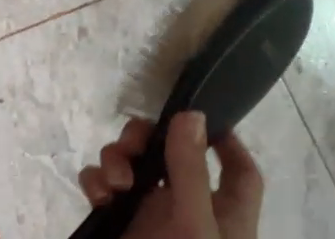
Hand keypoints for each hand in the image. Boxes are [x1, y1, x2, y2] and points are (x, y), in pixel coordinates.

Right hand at [79, 113, 263, 238]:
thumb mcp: (194, 222)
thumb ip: (190, 170)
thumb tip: (193, 113)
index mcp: (224, 214)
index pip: (239, 172)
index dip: (226, 141)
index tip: (197, 112)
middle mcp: (188, 208)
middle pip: (171, 153)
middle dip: (146, 140)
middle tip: (133, 145)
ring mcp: (150, 215)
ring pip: (131, 164)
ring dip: (115, 161)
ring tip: (112, 183)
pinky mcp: (117, 220)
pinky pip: (102, 184)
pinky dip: (96, 181)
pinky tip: (96, 195)